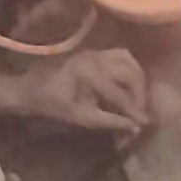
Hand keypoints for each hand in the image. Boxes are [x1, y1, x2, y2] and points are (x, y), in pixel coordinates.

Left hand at [24, 49, 151, 133]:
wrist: (35, 88)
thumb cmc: (57, 105)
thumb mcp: (84, 118)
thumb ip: (111, 121)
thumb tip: (135, 127)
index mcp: (89, 74)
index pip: (120, 94)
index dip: (134, 110)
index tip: (145, 123)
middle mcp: (95, 59)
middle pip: (131, 74)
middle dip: (139, 95)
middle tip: (139, 112)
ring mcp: (96, 53)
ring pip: (130, 62)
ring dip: (138, 81)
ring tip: (137, 99)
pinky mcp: (97, 53)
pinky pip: (122, 57)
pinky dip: (132, 70)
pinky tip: (131, 85)